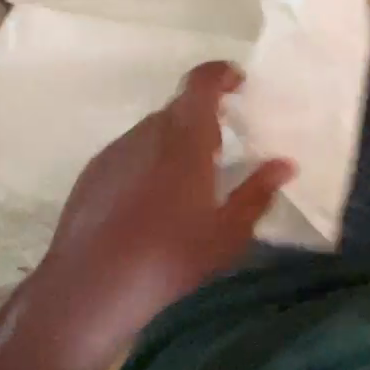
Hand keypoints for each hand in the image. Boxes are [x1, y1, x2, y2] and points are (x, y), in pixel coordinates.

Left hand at [26, 61, 293, 369]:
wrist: (86, 294)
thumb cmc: (168, 259)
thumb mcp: (227, 234)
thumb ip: (257, 193)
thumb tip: (284, 164)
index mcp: (185, 138)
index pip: (201, 82)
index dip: (221, 74)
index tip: (239, 83)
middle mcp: (147, 133)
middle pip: (178, 109)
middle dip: (203, 120)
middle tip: (222, 150)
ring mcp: (114, 153)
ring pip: (152, 133)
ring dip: (174, 145)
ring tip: (188, 187)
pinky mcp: (90, 177)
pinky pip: (129, 156)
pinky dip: (147, 165)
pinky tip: (151, 207)